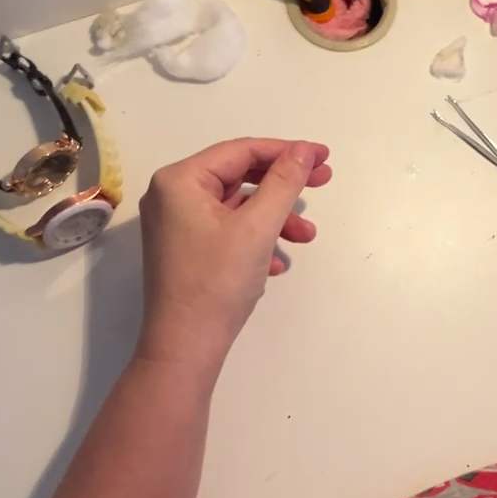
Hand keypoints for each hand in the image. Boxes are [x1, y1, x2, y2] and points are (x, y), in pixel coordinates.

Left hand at [135, 138, 332, 369]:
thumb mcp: (258, 227)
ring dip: (275, 217)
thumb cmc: (218, 281)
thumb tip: (303, 151)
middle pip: (240, 176)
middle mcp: (172, 195)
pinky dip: (256, 238)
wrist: (185, 346)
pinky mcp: (185, 249)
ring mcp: (176, 224)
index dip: (287, 151)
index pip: (241, 151)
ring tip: (306, 237)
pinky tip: (276, 262)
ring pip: (237, 206)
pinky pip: (227, 229)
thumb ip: (284, 182)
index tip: (324, 156)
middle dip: (284, 185)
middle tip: (324, 183)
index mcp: (180, 180)